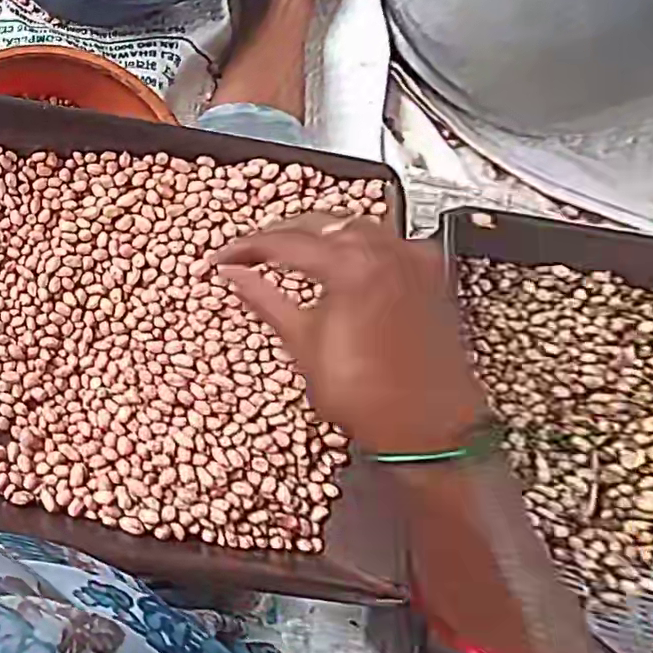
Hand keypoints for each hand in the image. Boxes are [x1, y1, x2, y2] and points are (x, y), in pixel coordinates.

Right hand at [212, 215, 485, 454]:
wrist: (428, 428)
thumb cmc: (371, 396)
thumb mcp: (301, 342)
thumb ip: (264, 298)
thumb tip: (235, 275)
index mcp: (351, 268)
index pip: (282, 241)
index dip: (244, 248)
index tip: (223, 258)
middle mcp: (387, 256)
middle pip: (318, 223)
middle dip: (276, 234)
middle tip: (246, 252)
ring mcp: (413, 265)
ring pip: (352, 225)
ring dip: (315, 234)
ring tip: (284, 251)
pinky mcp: (429, 279)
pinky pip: (384, 242)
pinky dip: (352, 243)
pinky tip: (337, 259)